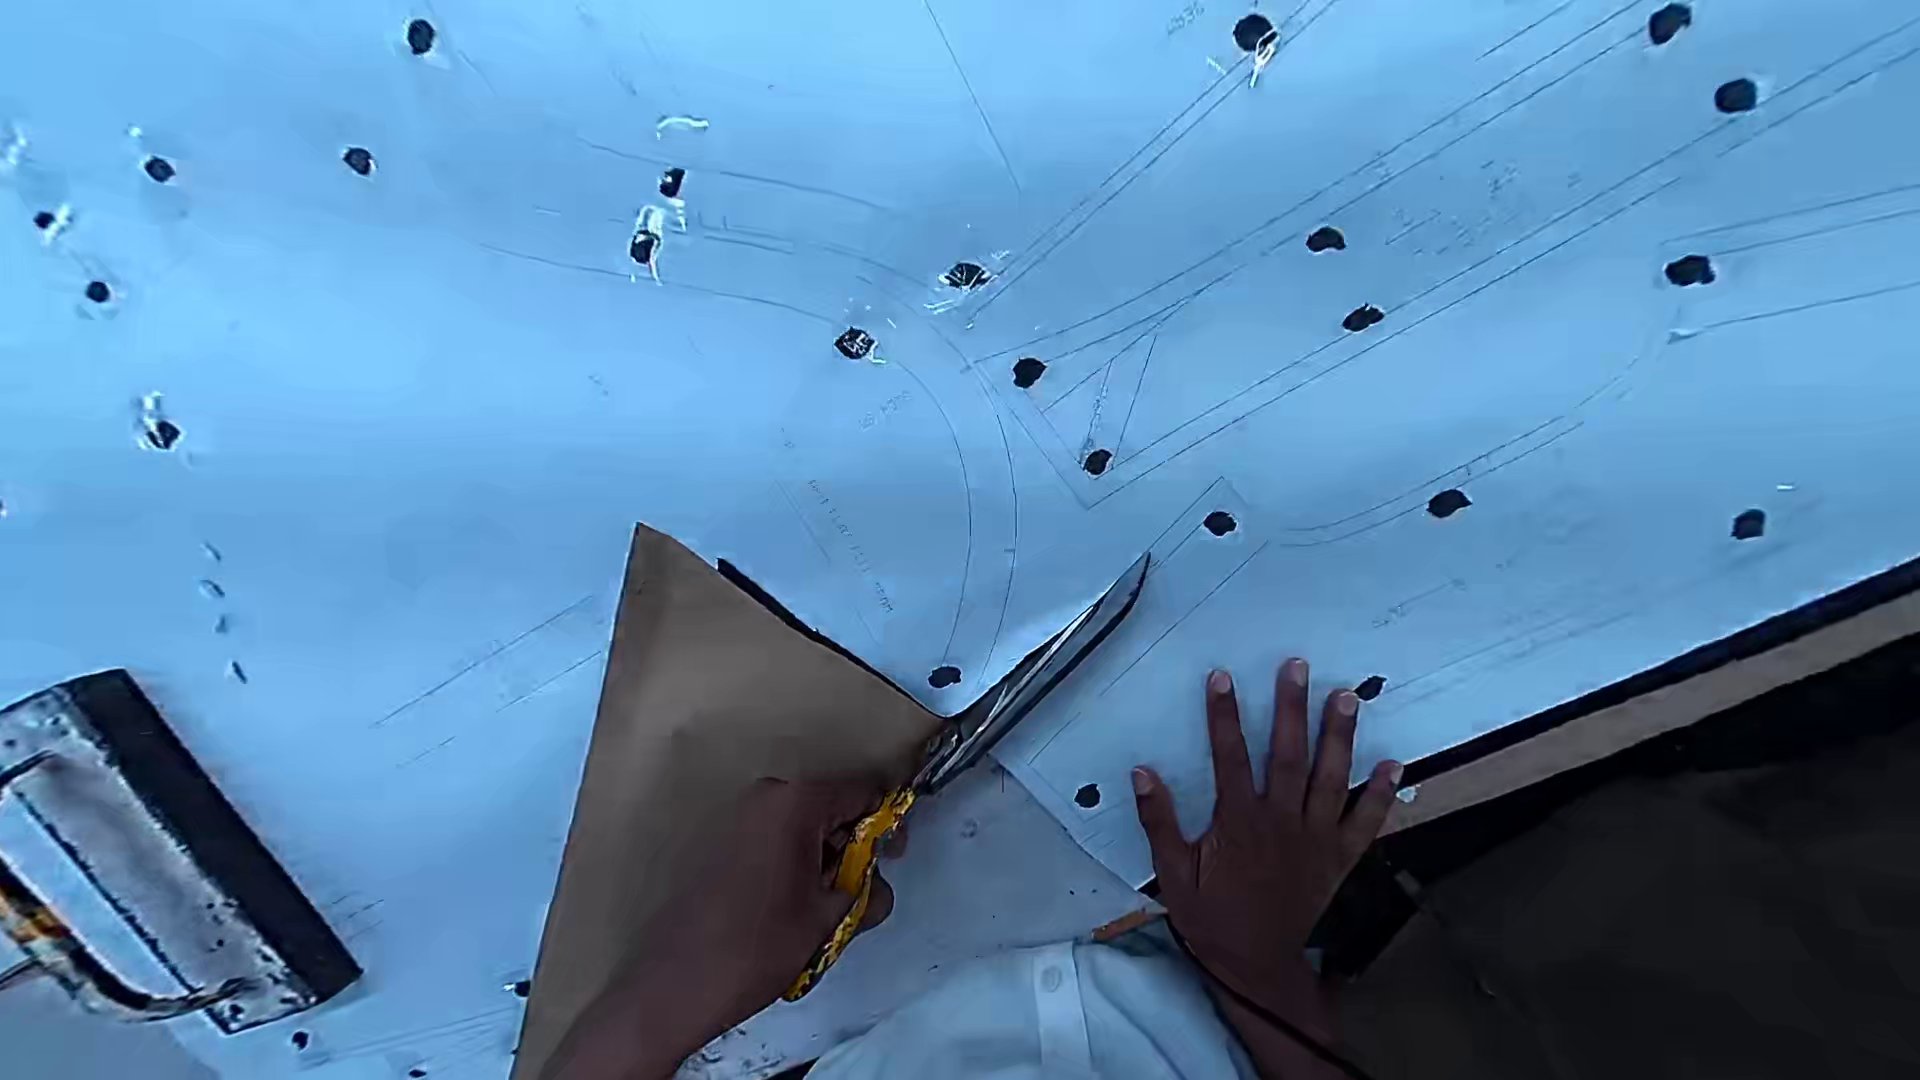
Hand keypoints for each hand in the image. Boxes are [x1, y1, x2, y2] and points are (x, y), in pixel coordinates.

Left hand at [543, 776, 892, 1079]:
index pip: (862, 792)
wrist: (669, 987)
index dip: (886, 822)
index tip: (893, 856)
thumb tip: (881, 883)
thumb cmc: (756, 946)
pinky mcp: (719, 835)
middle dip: (851, 844)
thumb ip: (870, 891)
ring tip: (817, 903)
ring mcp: (738, 812)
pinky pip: (773, 833)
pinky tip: (784, 900)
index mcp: (797, 802)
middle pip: (830, 806)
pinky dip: (792, 857)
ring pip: (801, 822)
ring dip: (821, 854)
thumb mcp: (827, 920)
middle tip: (855, 890)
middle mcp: (768, 793)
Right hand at [1132, 659, 1398, 1069]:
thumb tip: (1142, 771)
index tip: (1222, 677)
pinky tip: (1393, 764)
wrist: (1259, 968)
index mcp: (1238, 821)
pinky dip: (1380, 794)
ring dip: (1337, 736)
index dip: (1224, 715)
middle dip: (1290, 708)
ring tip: (1346, 697)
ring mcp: (1316, 839)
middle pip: (1287, 755)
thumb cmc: (1211, 914)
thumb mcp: (1172, 873)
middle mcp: (1281, 822)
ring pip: (1328, 779)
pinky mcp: (1338, 859)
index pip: (1229, 756)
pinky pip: (1364, 823)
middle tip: (1298, 667)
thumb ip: (1158, 821)